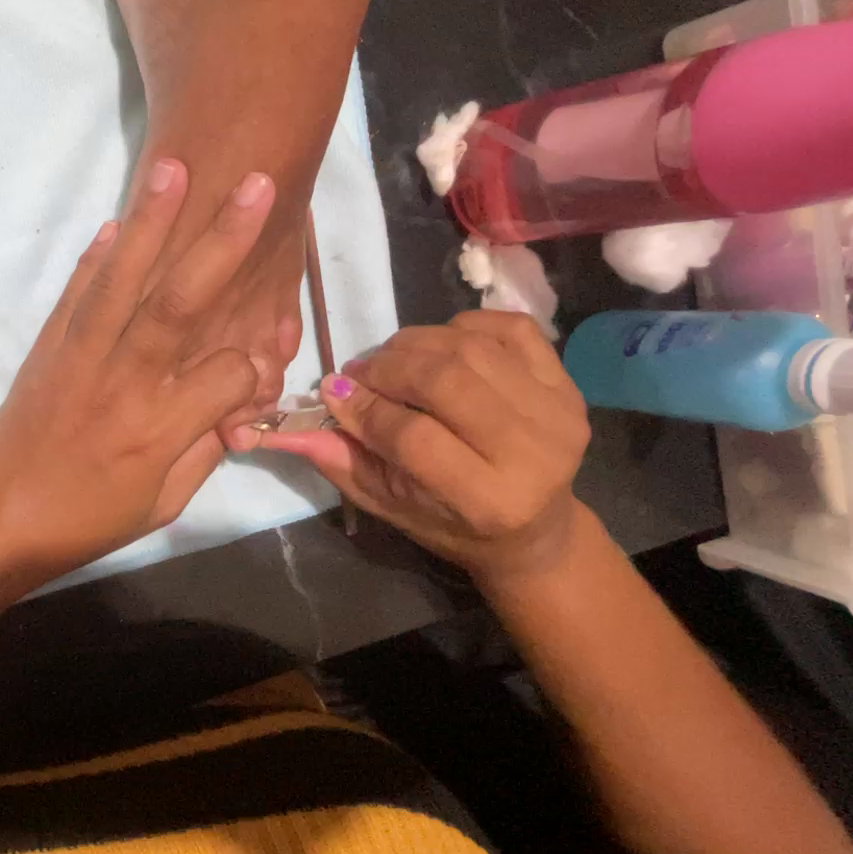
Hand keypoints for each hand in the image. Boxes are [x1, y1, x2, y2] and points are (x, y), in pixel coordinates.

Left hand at [0, 159, 273, 583]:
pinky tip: (116, 223)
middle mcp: (125, 383)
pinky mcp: (47, 349)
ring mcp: (80, 359)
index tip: (256, 369)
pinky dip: (94, 258)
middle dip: (221, 242)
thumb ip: (204, 449)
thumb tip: (238, 407)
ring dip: (149, 225)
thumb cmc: (89, 520)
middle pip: (179, 304)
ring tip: (174, 170)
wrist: (0, 519)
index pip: (228, 373)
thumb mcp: (163, 503)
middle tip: (254, 184)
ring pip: (121, 285)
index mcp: (161, 429)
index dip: (253, 365)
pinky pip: (74, 297)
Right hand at [260, 311, 591, 583]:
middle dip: (386, 367)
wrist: (536, 527)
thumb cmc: (450, 524)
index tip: (332, 394)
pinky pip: (509, 328)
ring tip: (390, 361)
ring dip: (415, 344)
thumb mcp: (387, 504)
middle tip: (359, 374)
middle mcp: (534, 451)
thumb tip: (284, 428)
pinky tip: (439, 347)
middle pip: (445, 380)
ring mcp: (558, 411)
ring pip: (470, 347)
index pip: (413, 436)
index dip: (364, 409)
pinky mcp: (568, 383)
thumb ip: (340, 462)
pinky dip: (462, 326)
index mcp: (486, 499)